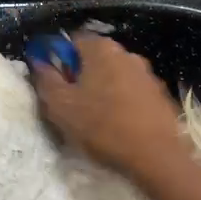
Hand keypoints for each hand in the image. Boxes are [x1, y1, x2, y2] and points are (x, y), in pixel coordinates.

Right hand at [33, 33, 188, 179]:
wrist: (157, 158)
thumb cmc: (102, 126)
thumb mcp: (60, 106)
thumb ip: (45, 80)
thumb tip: (39, 62)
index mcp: (100, 48)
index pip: (71, 42)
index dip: (59, 61)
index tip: (56, 85)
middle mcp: (126, 53)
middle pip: (94, 59)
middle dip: (82, 77)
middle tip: (74, 106)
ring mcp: (147, 74)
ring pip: (115, 77)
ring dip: (105, 91)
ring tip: (99, 121)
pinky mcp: (161, 96)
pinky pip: (134, 94)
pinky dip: (125, 104)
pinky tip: (121, 128)